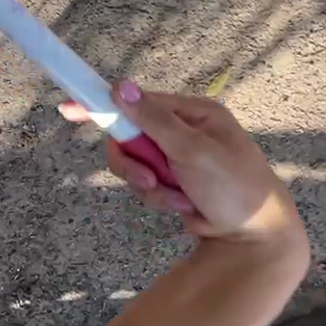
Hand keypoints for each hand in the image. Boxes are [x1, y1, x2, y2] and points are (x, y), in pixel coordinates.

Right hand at [62, 81, 304, 250]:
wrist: (256, 239)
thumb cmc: (235, 189)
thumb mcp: (193, 151)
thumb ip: (153, 120)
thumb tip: (120, 86)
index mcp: (195, 113)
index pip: (137, 101)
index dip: (104, 106)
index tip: (68, 109)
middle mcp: (183, 129)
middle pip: (128, 135)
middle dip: (134, 163)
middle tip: (147, 179)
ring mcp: (176, 154)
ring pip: (132, 161)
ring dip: (147, 183)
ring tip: (175, 198)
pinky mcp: (171, 177)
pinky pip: (142, 179)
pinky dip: (157, 195)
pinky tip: (182, 204)